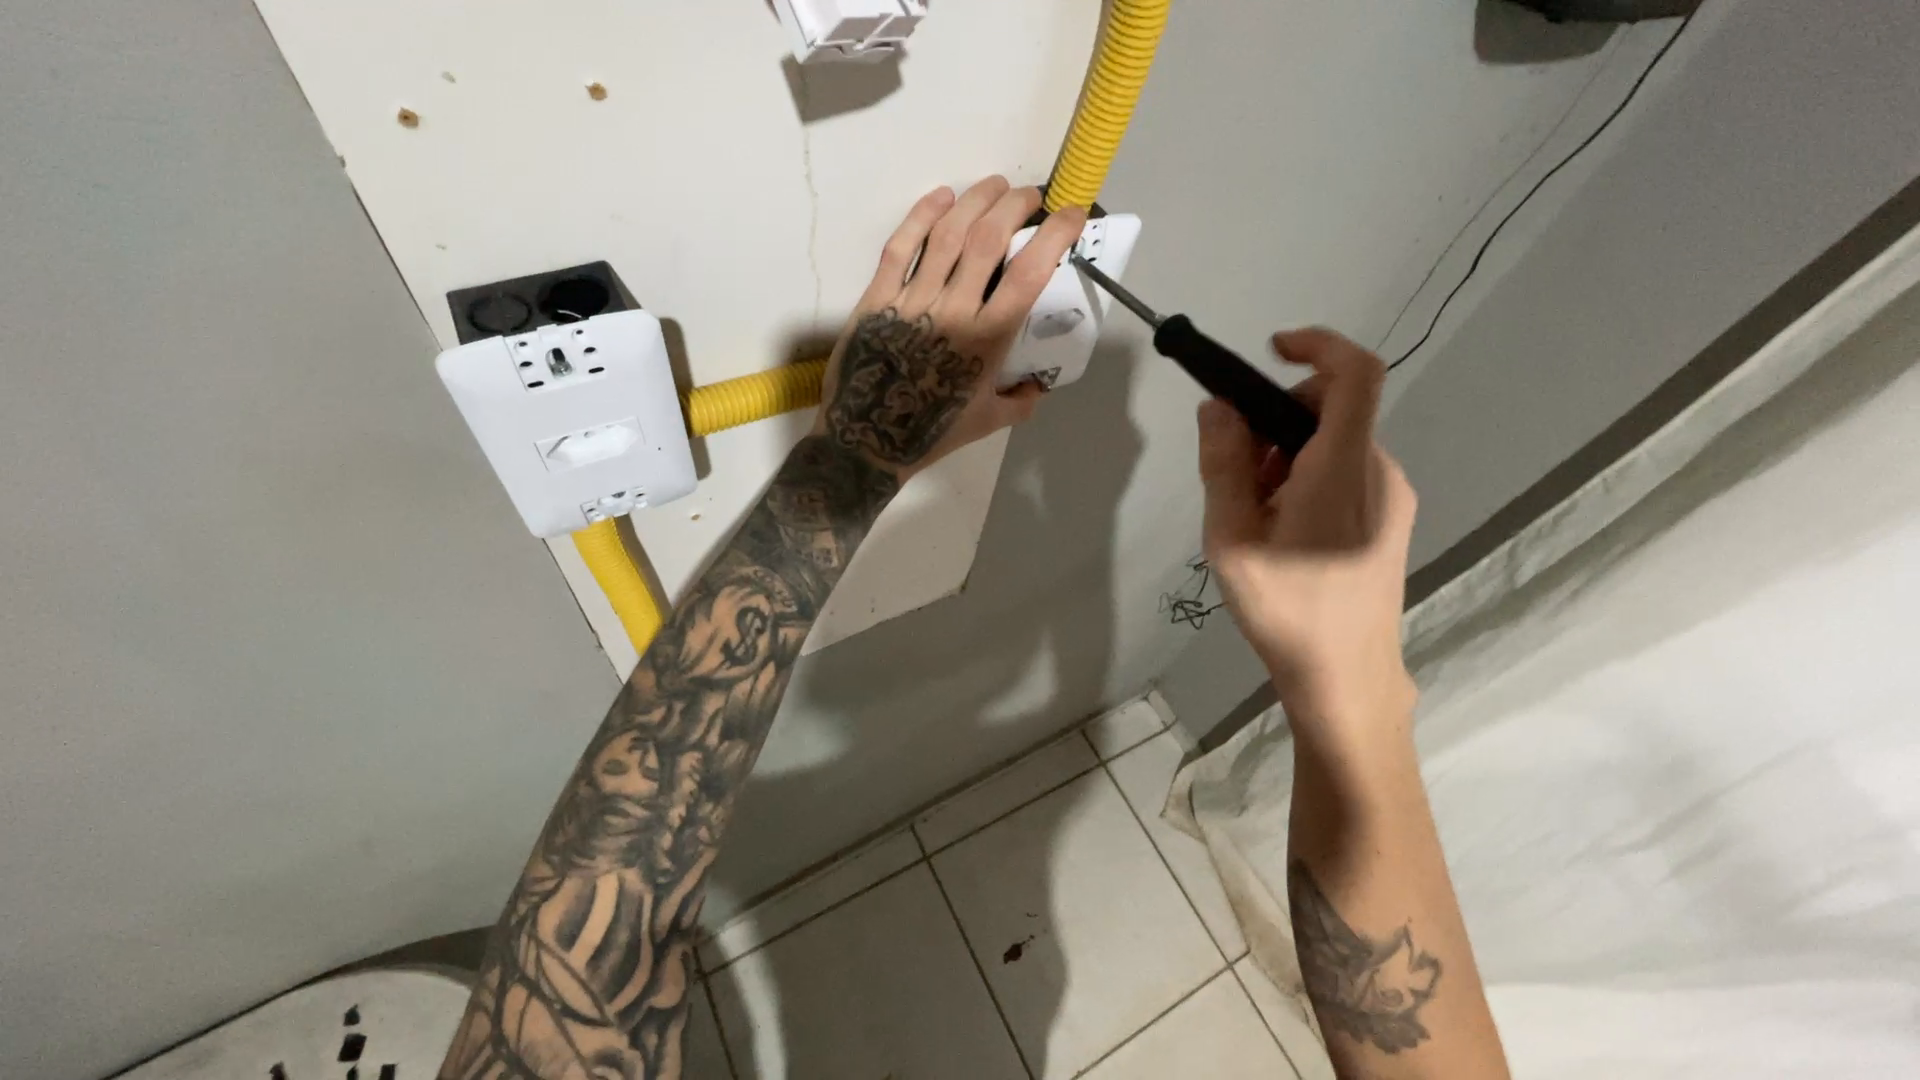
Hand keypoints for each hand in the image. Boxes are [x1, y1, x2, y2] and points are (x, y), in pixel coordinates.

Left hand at [817, 177, 1089, 480]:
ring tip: (994, 186)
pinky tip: (941, 197)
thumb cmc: (931, 433)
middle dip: (1014, 205)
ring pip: (947, 233)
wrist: (866, 442)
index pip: (1030, 273)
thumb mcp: (988, 421)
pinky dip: (921, 215)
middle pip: (988, 238)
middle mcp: (954, 310)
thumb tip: (1039, 384)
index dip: (1055, 234)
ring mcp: (912, 300)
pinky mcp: (877, 297)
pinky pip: (901, 246)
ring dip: (975, 200)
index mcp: (988, 339)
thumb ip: (1021, 401)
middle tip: (1028, 197)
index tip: (1071, 214)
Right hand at [1197, 328, 1418, 730]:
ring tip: (1255, 516)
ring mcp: (1393, 497)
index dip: (1317, 345)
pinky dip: (1308, 477)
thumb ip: (1223, 466)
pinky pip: (1347, 473)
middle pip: (1332, 409)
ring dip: (1288, 456)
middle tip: (1236, 473)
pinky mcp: (1392, 519)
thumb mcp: (1231, 539)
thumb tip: (1217, 406)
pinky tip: (1284, 531)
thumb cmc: (1285, 610)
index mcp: (1342, 469)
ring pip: (1335, 444)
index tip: (1272, 349)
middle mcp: (1379, 471)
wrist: (1346, 677)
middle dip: (1276, 420)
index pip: (1354, 374)